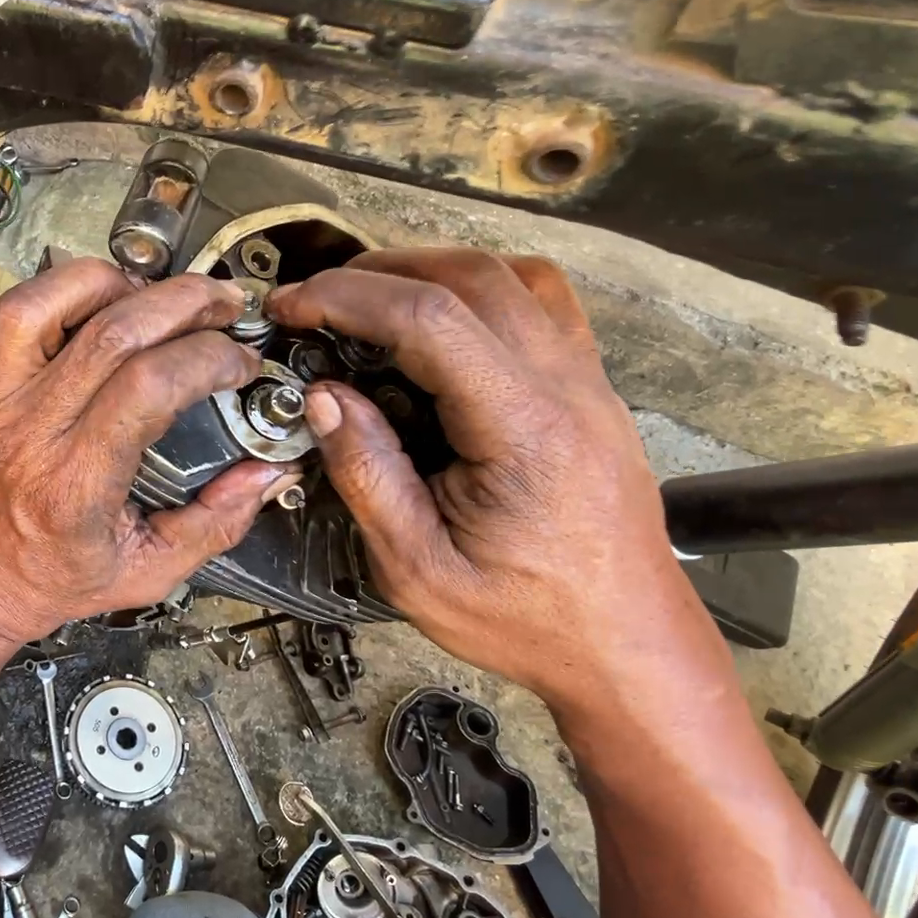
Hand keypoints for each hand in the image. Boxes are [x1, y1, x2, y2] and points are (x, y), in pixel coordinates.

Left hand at [0, 258, 301, 654]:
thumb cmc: (47, 580)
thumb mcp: (146, 572)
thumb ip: (214, 525)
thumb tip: (266, 474)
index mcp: (75, 483)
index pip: (150, 385)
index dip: (209, 358)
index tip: (235, 362)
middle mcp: (25, 432)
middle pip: (108, 333)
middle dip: (181, 302)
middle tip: (215, 304)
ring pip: (29, 307)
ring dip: (94, 284)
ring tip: (136, 293)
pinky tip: (42, 319)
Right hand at [267, 249, 721, 710]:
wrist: (627, 648)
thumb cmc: (525, 620)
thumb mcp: (415, 568)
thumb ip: (366, 475)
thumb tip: (322, 397)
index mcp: (525, 432)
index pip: (430, 321)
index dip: (347, 298)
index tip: (290, 307)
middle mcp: (568, 390)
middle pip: (471, 278)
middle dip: (376, 273)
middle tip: (313, 299)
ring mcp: (588, 384)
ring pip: (512, 277)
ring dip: (428, 269)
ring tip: (366, 297)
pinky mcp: (589, 391)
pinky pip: (541, 303)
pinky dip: (479, 286)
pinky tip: (438, 317)